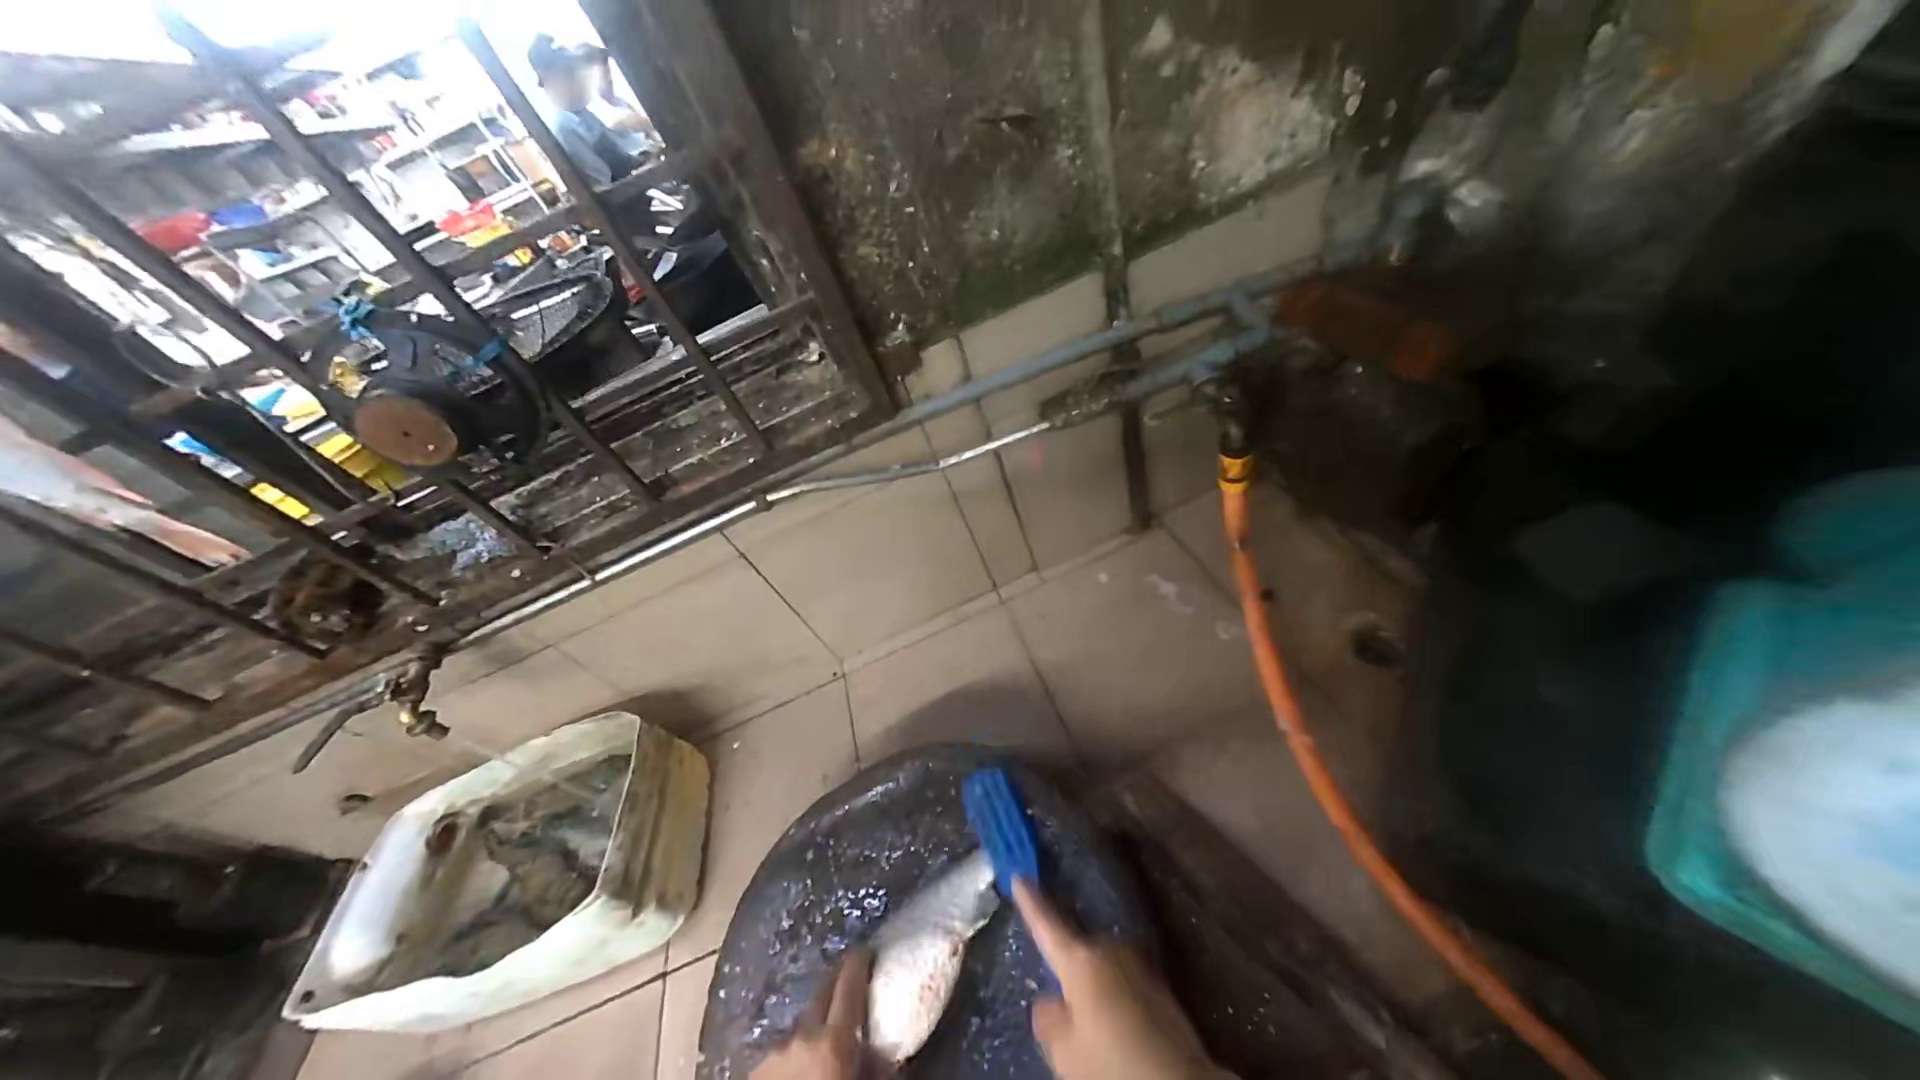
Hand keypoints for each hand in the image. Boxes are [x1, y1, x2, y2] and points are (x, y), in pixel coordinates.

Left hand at [751, 949, 874, 1079]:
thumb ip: (875, 1062)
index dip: (857, 963)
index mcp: (833, 1040)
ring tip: (822, 1035)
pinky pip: (782, 1046)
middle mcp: (802, 1035)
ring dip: (814, 1023)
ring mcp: (775, 1050)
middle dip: (836, 982)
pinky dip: (794, 1049)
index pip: (849, 986)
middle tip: (849, 977)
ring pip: (801, 1023)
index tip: (865, 948)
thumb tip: (880, 1043)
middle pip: (822, 994)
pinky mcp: (756, 1066)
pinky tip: (798, 1063)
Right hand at [1014, 881, 1220, 1079]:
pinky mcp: (1161, 987)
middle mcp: (1110, 950)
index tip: (1019, 877)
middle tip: (1067, 1012)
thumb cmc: (1114, 1067)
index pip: (1047, 924)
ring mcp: (1139, 965)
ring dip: (1096, 991)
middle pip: (1078, 954)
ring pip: (1103, 971)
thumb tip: (1052, 1001)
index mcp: (1081, 961)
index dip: (1031, 902)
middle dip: (1071, 975)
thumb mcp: (1065, 1053)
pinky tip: (1122, 1034)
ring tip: (1098, 1032)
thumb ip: (1049, 1019)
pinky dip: (1117, 1003)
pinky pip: (1125, 986)